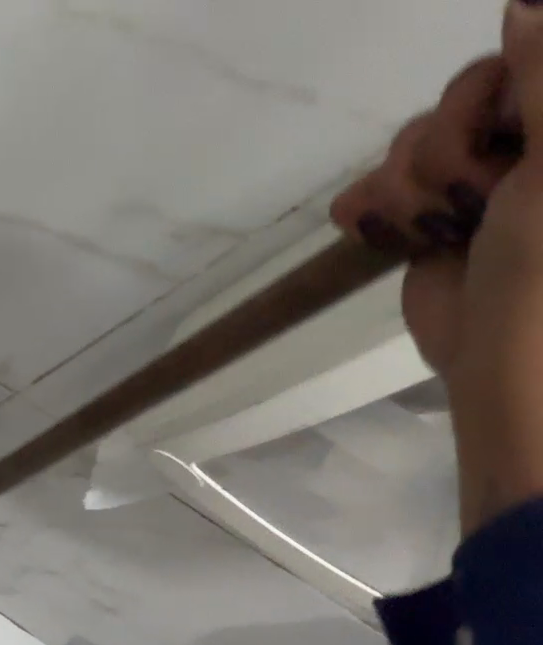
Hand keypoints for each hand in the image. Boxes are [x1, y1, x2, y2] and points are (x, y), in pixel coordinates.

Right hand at [332, 4, 542, 535]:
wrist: (504, 359)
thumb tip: (524, 5)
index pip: (511, 62)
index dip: (491, 104)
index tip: (510, 142)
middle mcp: (528, 137)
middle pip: (450, 101)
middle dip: (446, 158)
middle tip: (477, 203)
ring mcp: (473, 180)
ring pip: (401, 149)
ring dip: (409, 197)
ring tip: (442, 233)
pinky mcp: (421, 218)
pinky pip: (367, 191)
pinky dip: (369, 217)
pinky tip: (395, 238)